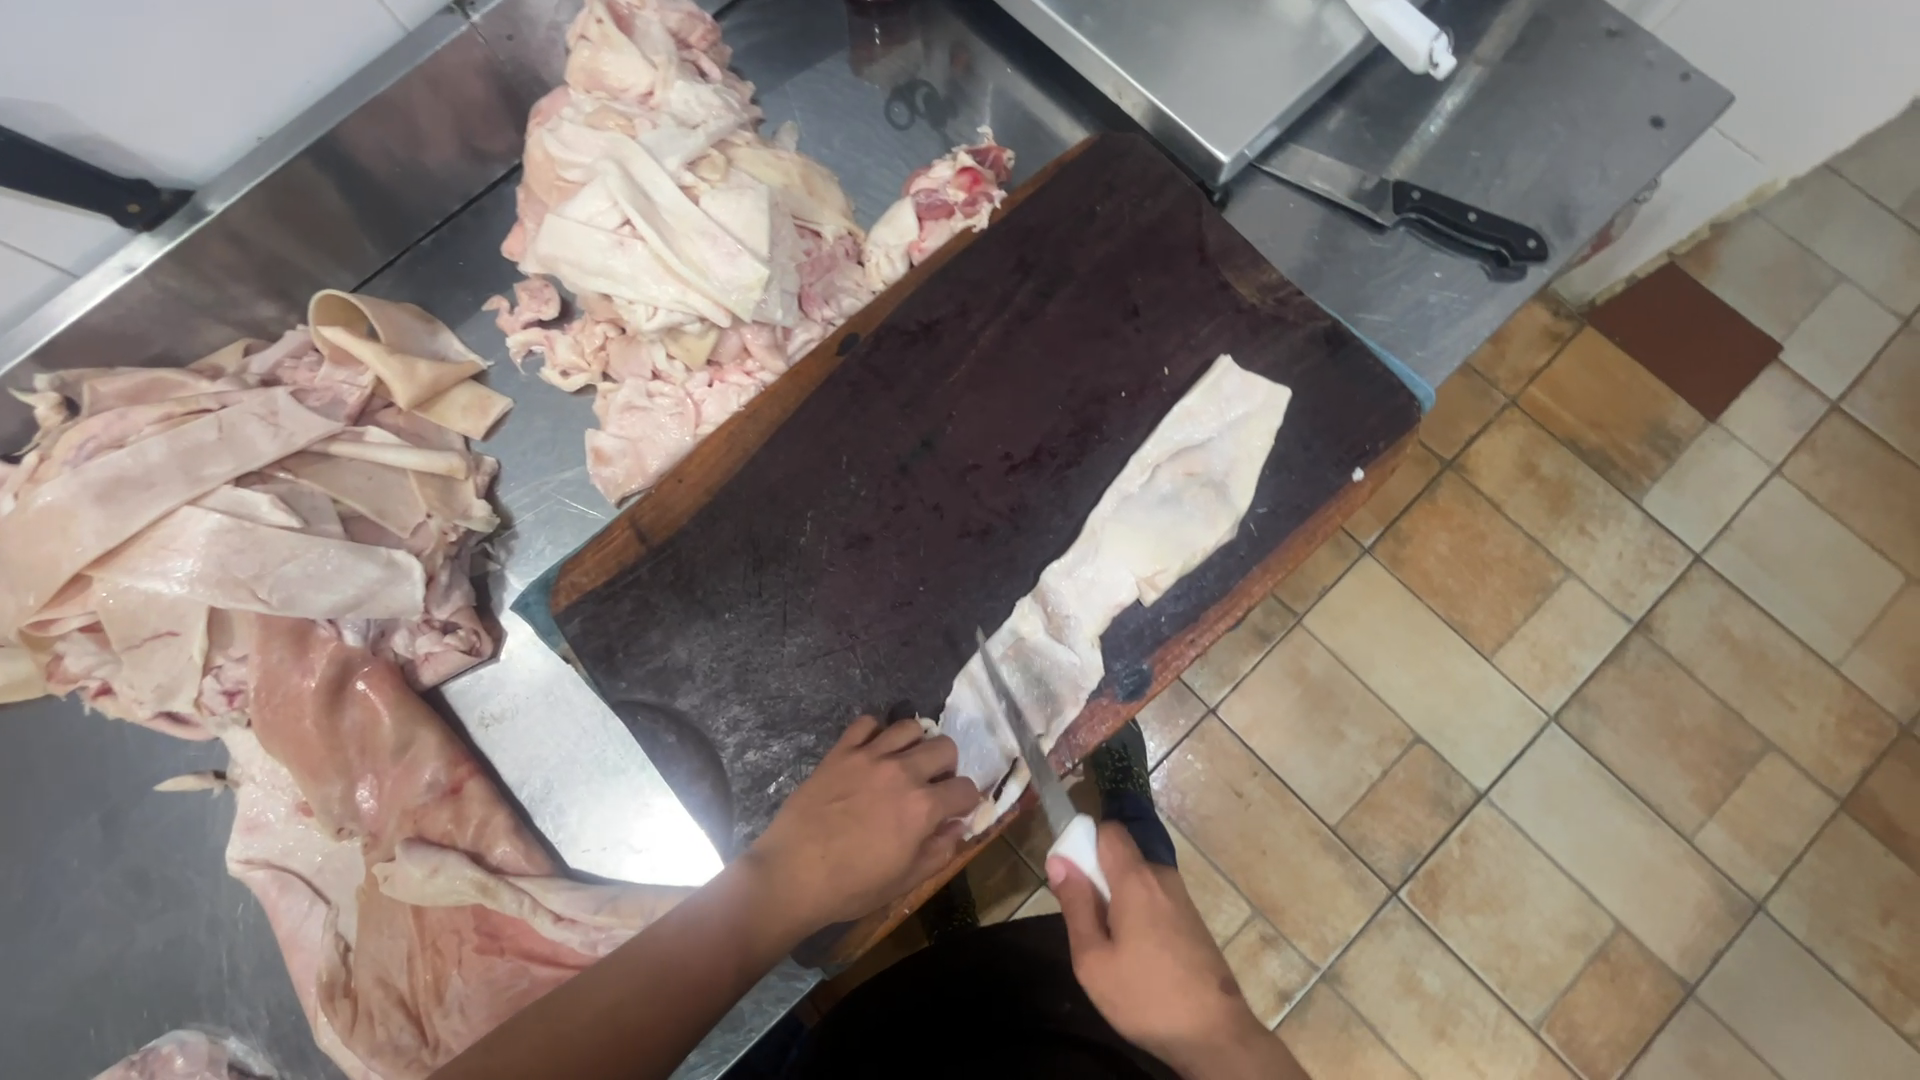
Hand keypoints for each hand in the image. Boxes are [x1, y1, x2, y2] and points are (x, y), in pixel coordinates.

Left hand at [747, 715, 978, 933]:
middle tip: (932, 784)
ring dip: (916, 743)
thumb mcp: (905, 881)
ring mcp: (869, 757)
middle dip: (948, 766)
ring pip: (910, 727)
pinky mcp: (840, 751)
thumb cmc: (851, 887)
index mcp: (923, 808)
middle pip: (945, 747)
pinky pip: (866, 723)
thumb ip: (939, 851)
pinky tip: (872, 751)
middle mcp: (902, 773)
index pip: (965, 789)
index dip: (966, 801)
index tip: (956, 810)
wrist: (792, 875)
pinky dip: (875, 732)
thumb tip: (957, 827)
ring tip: (905, 762)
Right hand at [1051, 824, 1299, 1079]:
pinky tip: (1137, 957)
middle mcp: (1163, 878)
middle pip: (1123, 856)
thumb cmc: (1146, 997)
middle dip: (1099, 877)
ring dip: (1119, 900)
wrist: (1217, 1037)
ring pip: (1139, 881)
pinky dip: (1139, 915)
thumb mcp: (1093, 959)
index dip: (1085, 842)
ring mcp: (1183, 900)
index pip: (1110, 830)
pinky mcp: (1193, 921)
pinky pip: (1155, 900)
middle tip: (1087, 922)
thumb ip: (1075, 904)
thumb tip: (1058, 860)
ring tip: (1111, 947)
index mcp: (1137, 879)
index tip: (1072, 876)